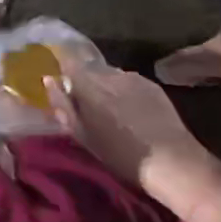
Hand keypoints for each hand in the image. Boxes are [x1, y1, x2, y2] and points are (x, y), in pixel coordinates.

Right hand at [46, 61, 220, 212]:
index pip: (70, 60)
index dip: (64, 66)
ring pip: (111, 74)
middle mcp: (111, 74)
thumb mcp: (84, 136)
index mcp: (90, 84)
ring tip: (109, 107)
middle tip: (85, 101)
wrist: (171, 161)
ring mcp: (134, 77)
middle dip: (85, 79)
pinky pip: (130, 81)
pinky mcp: (152, 85)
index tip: (61, 78)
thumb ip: (64, 106)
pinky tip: (130, 110)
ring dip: (105, 85)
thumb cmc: (121, 154)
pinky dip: (124, 90)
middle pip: (91, 67)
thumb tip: (49, 80)